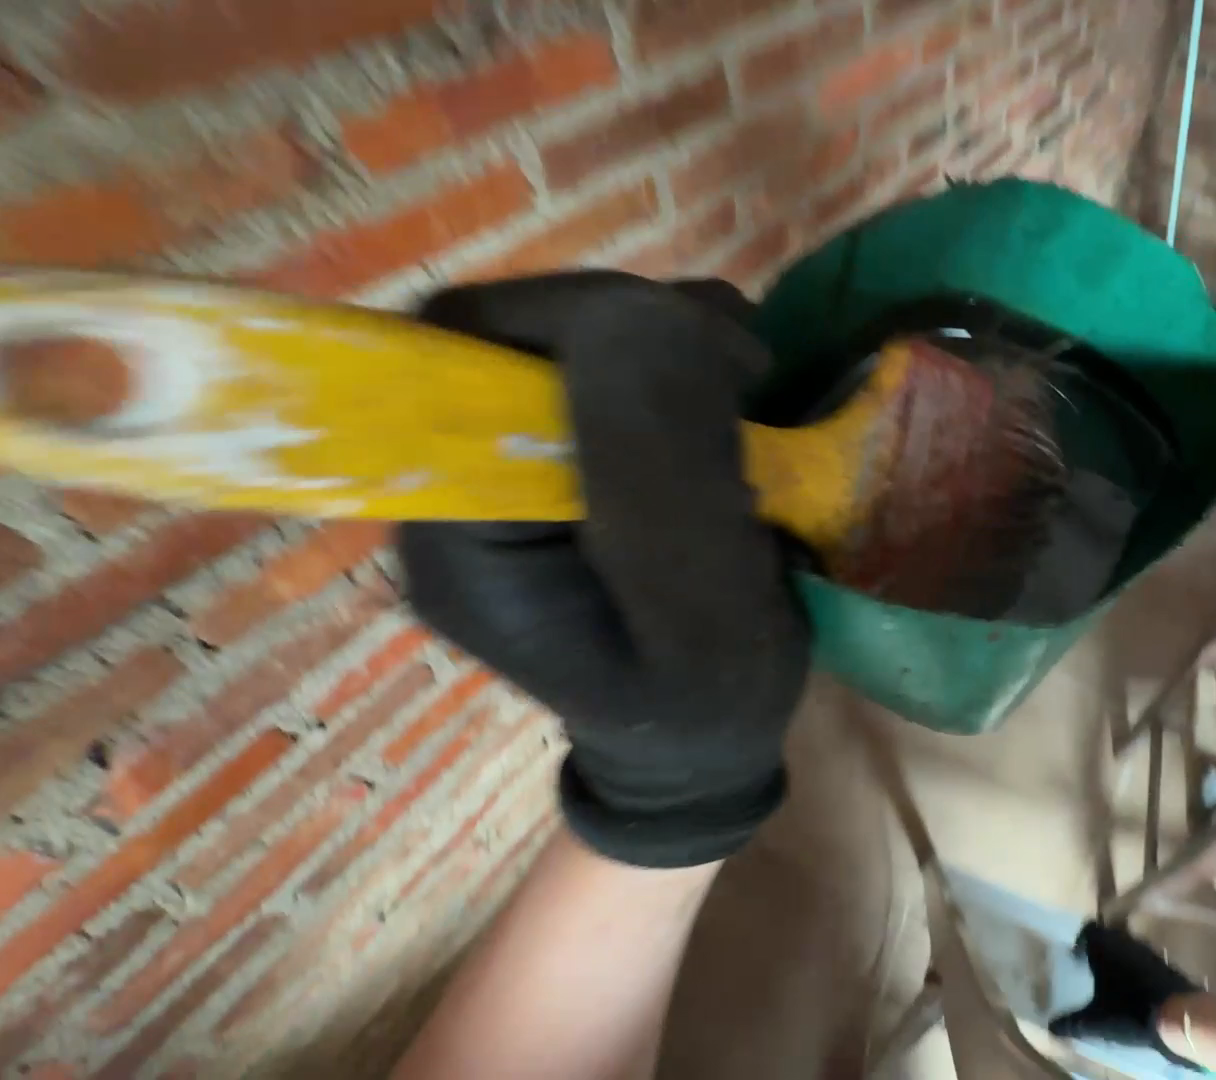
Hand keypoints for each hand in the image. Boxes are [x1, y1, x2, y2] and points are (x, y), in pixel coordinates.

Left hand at [398, 271, 811, 868]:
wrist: (699, 739)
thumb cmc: (708, 702)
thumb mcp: (704, 617)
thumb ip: (665, 483)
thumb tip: (653, 320)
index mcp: (465, 535)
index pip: (469, 359)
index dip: (591, 326)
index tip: (718, 360)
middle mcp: (464, 489)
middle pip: (513, 334)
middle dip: (641, 326)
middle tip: (747, 365)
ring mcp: (515, 474)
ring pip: (564, 339)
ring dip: (669, 335)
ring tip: (750, 376)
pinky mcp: (569, 466)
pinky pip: (604, 368)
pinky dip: (681, 353)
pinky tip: (734, 385)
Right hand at [1049, 921, 1201, 1065]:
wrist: (1175, 1016)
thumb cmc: (1128, 1011)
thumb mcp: (1095, 1022)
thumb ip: (1071, 1023)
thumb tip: (1049, 1027)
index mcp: (1104, 946)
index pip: (1087, 930)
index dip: (1080, 940)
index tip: (1075, 955)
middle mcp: (1124, 940)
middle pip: (1107, 934)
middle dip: (1098, 946)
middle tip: (1090, 962)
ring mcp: (1145, 949)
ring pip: (1125, 944)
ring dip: (1118, 955)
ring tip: (1110, 974)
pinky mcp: (1162, 962)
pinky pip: (1141, 956)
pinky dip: (1134, 965)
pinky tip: (1132, 983)